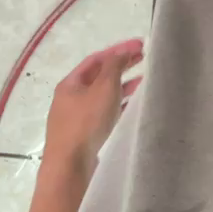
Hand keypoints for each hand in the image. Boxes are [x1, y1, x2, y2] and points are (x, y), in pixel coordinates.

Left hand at [41, 39, 142, 177]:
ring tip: (142, 80)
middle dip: (120, 65)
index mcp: (70, 83)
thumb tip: (122, 52)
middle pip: (98, 76)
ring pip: (101, 94)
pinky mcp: (82, 133)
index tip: (140, 45)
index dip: (119, 49)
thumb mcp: (104, 87)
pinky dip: (118, 103)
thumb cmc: (86, 121)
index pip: (97, 59)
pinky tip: (131, 105)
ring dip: (121, 84)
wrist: (69, 165)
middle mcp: (70, 97)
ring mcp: (75, 117)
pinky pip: (103, 111)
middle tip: (143, 58)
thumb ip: (115, 66)